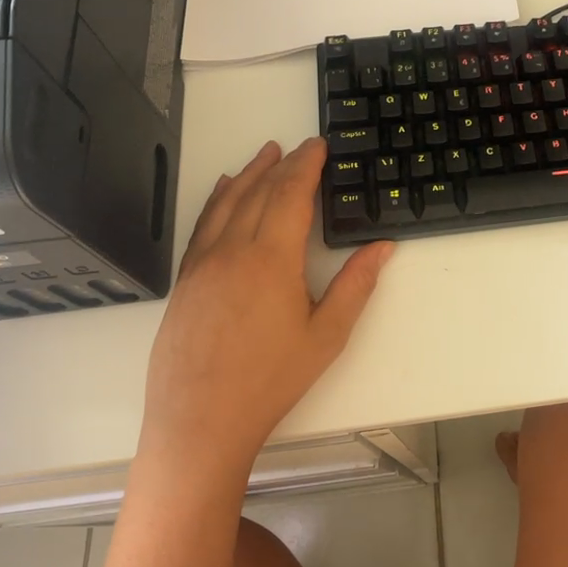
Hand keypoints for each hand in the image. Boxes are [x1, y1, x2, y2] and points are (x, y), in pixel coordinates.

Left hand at [137, 138, 394, 469]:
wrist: (199, 421)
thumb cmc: (270, 381)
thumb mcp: (326, 336)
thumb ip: (355, 285)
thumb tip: (382, 247)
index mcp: (272, 259)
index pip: (290, 195)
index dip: (306, 165)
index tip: (318, 145)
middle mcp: (233, 251)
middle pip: (259, 192)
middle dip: (282, 164)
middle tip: (301, 146)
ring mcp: (203, 264)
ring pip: (227, 203)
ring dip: (248, 173)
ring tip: (265, 153)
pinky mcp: (185, 280)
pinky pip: (202, 225)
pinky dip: (217, 200)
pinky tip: (224, 190)